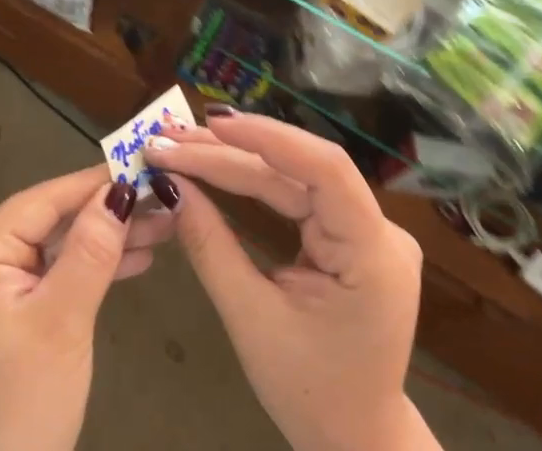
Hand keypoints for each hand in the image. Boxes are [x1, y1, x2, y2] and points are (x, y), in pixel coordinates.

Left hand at [0, 164, 175, 450]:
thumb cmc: (25, 396)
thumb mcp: (62, 320)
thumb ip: (90, 251)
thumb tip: (118, 191)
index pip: (40, 201)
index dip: (92, 183)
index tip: (141, 165)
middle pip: (49, 221)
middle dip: (106, 213)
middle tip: (164, 199)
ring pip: (56, 247)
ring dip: (105, 239)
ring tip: (162, 226)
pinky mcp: (10, 311)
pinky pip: (54, 274)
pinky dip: (91, 268)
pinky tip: (135, 260)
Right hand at [144, 107, 438, 450]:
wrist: (352, 436)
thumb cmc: (307, 388)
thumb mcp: (250, 316)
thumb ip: (209, 244)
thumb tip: (167, 185)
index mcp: (373, 254)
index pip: (325, 170)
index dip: (267, 136)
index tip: (209, 122)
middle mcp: (377, 231)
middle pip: (295, 171)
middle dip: (226, 153)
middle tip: (164, 140)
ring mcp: (362, 232)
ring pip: (290, 179)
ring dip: (230, 161)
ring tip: (174, 145)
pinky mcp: (344, 237)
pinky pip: (293, 198)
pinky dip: (247, 182)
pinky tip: (209, 164)